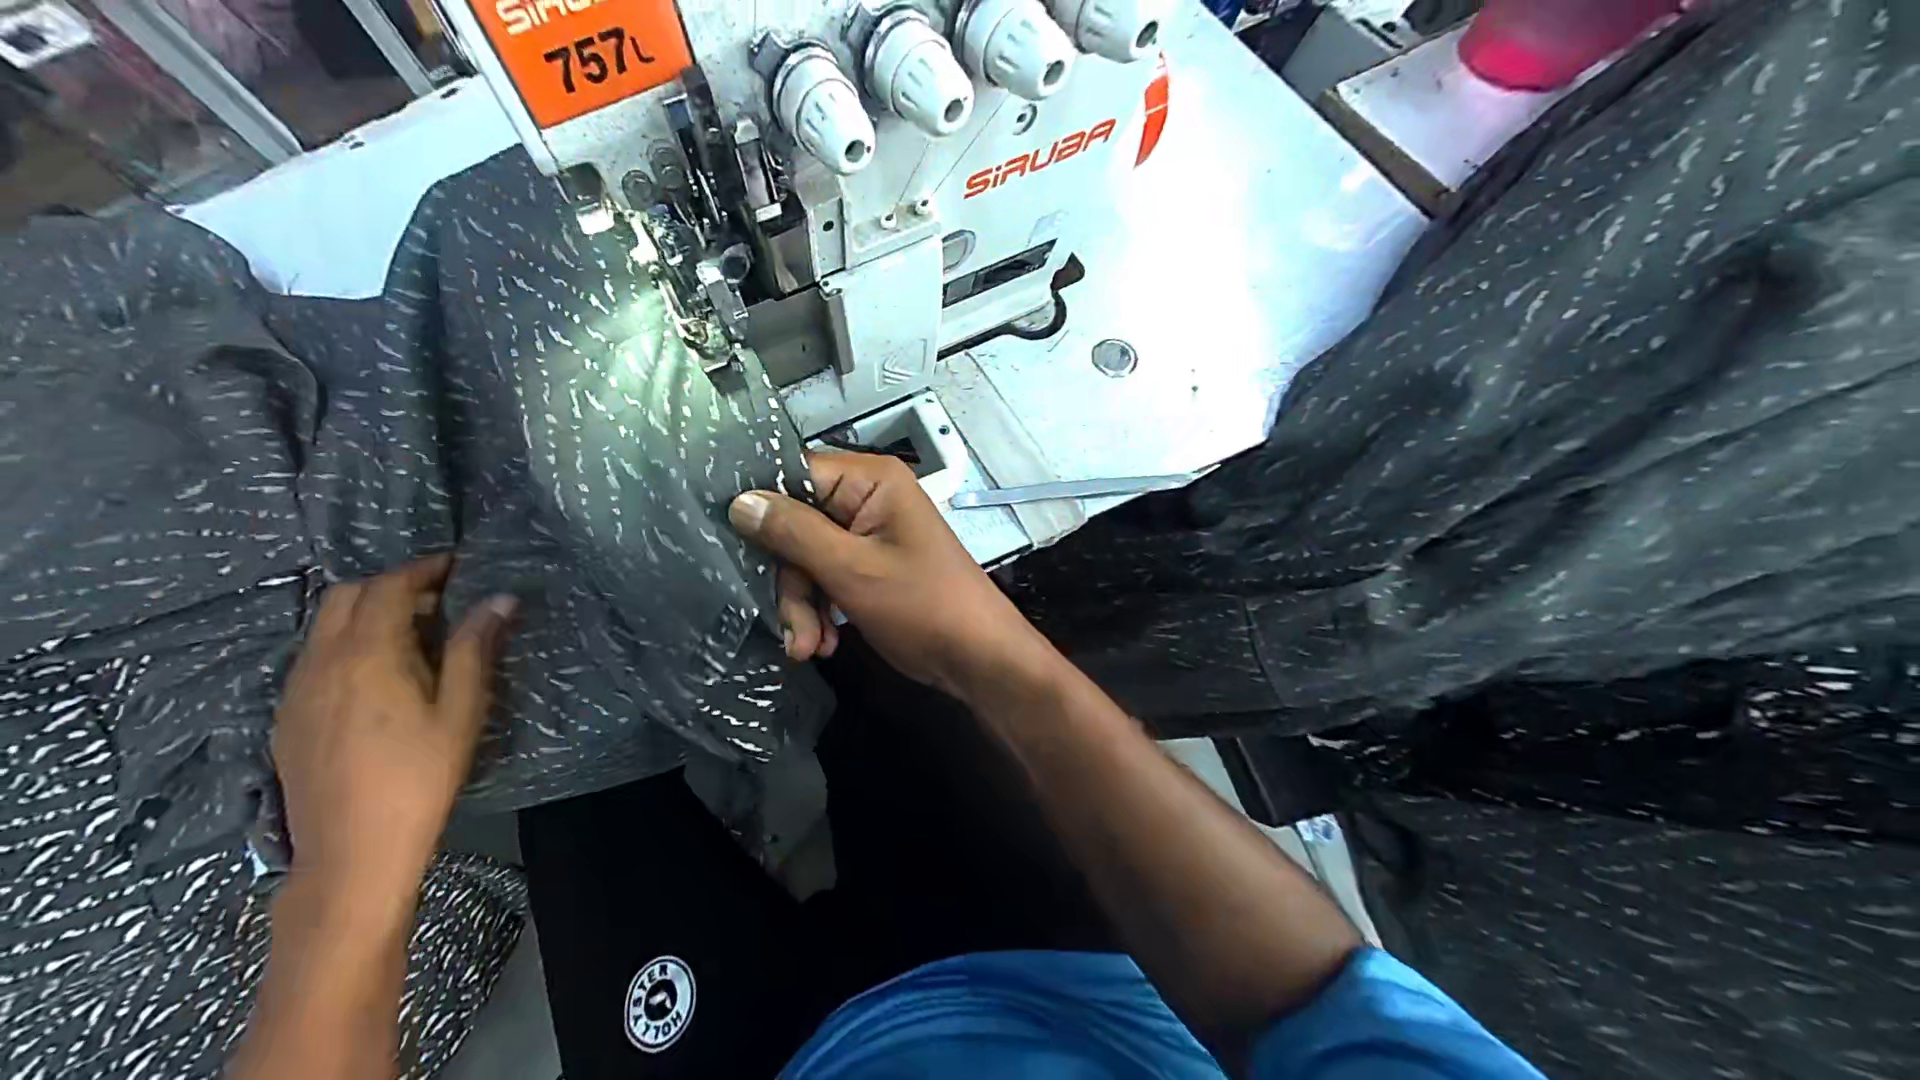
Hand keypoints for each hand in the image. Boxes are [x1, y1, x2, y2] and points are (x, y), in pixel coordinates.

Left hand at [273, 555, 517, 895]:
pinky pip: (314, 657)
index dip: (423, 569)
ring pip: (324, 626)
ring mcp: (295, 691)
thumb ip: (474, 649)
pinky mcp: (287, 717)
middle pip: (346, 597)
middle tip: (440, 598)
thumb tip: (500, 599)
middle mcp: (320, 663)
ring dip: (368, 613)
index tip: (458, 566)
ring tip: (416, 634)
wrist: (352, 851)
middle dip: (392, 585)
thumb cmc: (421, 776)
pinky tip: (381, 675)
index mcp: (366, 657)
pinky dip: (347, 643)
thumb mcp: (461, 711)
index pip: (388, 588)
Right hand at [728, 452, 1056, 701]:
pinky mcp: (866, 567)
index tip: (734, 547)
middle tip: (791, 628)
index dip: (763, 509)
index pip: (794, 474)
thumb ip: (794, 534)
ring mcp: (866, 535)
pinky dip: (818, 612)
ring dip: (801, 606)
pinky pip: (824, 578)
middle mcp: (866, 499)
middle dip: (789, 582)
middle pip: (795, 525)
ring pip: (805, 559)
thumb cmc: (924, 606)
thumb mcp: (852, 570)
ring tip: (809, 646)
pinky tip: (824, 643)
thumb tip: (739, 502)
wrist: (976, 659)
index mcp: (870, 480)